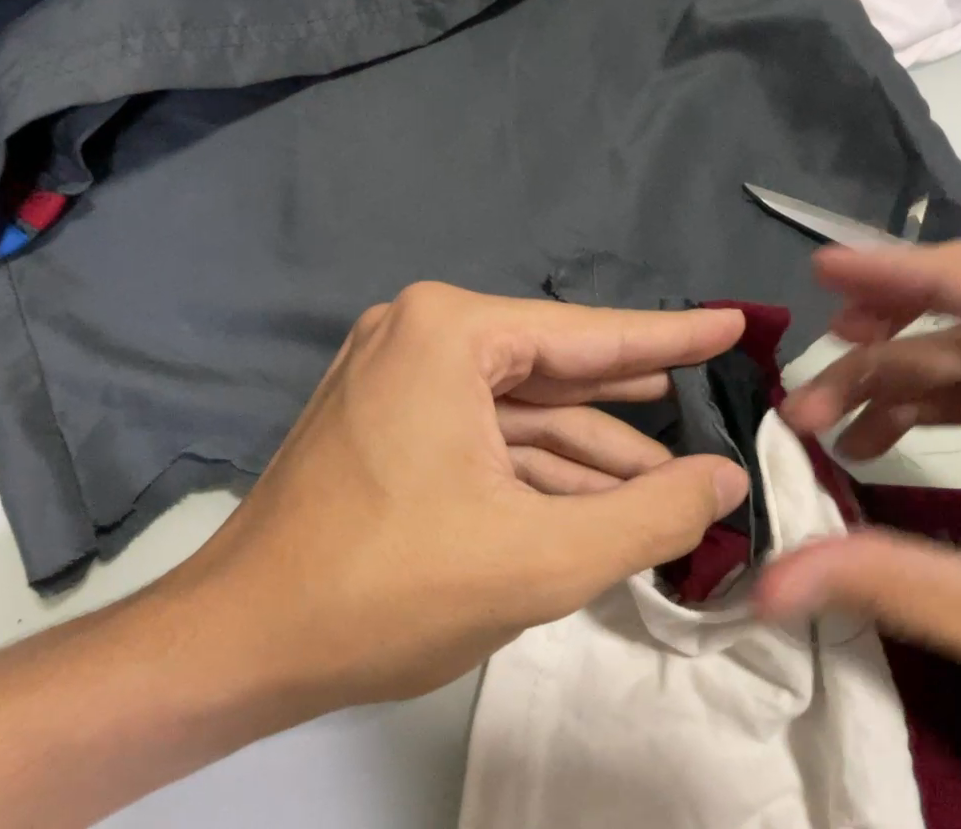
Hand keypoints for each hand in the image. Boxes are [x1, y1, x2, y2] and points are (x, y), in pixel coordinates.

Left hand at [0, 287, 745, 828]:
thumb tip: (716, 482)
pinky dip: (561, 486)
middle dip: (646, 407)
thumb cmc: (356, 585)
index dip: (670, 329)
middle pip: (564, 377)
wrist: (223, 640)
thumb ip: (625, 513)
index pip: (589, 330)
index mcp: (448, 337)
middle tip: (734, 425)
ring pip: (535, 422)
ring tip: (684, 495)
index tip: (737, 319)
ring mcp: (409, 391)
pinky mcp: (398, 440)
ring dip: (602, 463)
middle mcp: (424, 342)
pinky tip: (612, 518)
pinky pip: (507, 454)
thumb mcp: (515, 553)